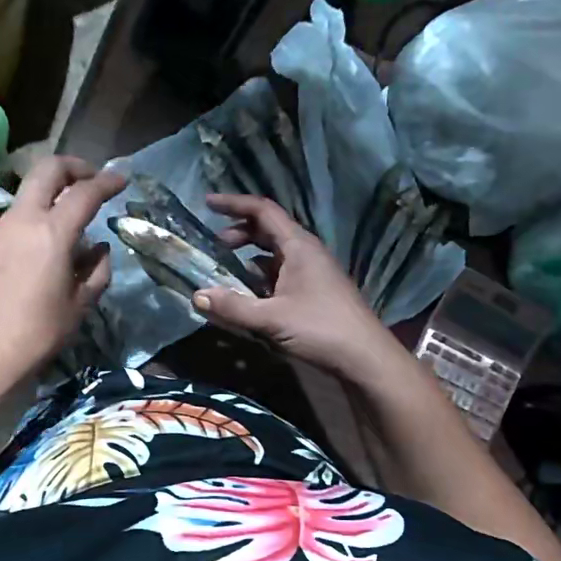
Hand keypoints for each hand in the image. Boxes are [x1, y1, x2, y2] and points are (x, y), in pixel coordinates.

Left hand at [0, 156, 123, 384]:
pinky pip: (18, 214)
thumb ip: (97, 270)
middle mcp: (22, 220)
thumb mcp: (80, 304)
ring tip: (73, 214)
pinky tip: (50, 240)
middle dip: (74, 166)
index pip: (85, 193)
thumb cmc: (39, 333)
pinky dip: (38, 212)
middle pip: (47, 170)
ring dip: (54, 190)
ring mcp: (0, 229)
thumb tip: (100, 249)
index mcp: (51, 233)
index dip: (108, 182)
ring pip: (29, 191)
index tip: (122, 180)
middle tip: (93, 178)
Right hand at [193, 192, 411, 380]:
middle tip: (214, 246)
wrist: (363, 356)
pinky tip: (248, 294)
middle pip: (268, 230)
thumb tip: (197, 296)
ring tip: (225, 271)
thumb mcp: (271, 319)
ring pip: (274, 254)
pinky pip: (281, 274)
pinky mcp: (314, 291)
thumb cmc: (320, 328)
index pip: (263, 211)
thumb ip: (233, 307)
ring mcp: (312, 272)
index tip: (208, 203)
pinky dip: (260, 277)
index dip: (234, 204)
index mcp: (298, 246)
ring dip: (249, 257)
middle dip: (239, 233)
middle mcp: (306, 252)